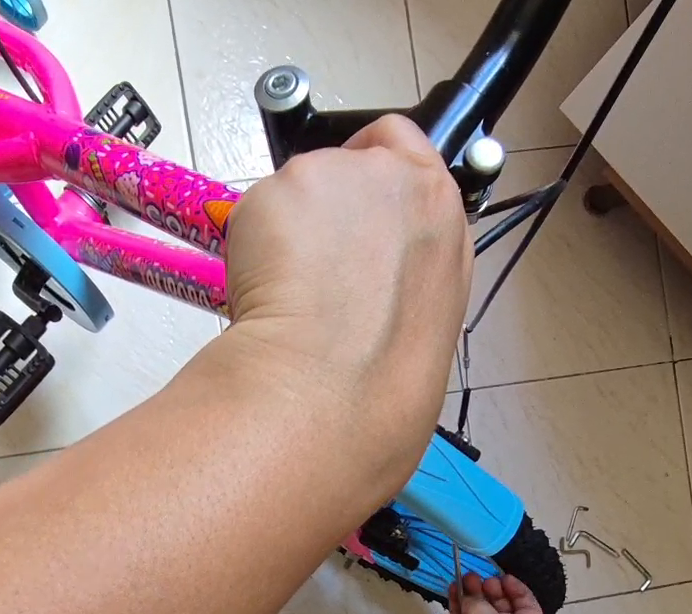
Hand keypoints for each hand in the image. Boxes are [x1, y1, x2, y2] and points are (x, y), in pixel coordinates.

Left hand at [222, 116, 472, 494]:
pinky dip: (251, 245)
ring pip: (297, 191)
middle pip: (344, 165)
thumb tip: (368, 279)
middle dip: (322, 207)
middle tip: (306, 268)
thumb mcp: (424, 317)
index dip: (370, 170)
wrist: (331, 388)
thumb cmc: (382, 382)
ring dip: (286, 229)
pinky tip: (263, 291)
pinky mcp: (281, 189)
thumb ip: (403, 268)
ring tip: (287, 294)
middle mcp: (395, 181)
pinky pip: (256, 211)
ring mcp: (337, 177)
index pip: (404, 146)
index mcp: (441, 218)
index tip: (349, 204)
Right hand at [413, 573, 544, 613]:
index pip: (529, 610)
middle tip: (483, 578)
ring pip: (479, 608)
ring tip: (466, 578)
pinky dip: (457, 600)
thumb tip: (470, 594)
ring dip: (474, 592)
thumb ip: (481, 601)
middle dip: (494, 589)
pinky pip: (460, 613)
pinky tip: (453, 586)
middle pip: (503, 607)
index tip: (505, 578)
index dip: (521, 592)